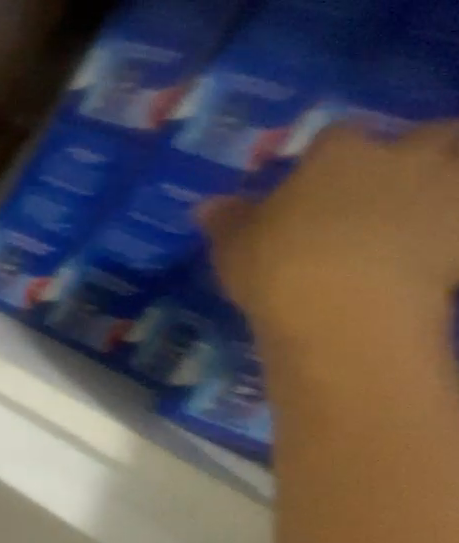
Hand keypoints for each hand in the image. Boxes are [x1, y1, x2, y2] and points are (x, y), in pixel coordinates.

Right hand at [200, 122, 458, 365]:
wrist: (347, 307)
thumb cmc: (278, 266)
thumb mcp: (232, 247)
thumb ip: (228, 220)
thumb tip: (209, 206)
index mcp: (339, 155)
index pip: (337, 134)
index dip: (327, 153)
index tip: (313, 178)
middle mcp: (401, 158)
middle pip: (428, 133)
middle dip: (414, 150)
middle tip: (390, 181)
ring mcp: (446, 190)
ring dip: (445, 180)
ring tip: (419, 209)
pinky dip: (452, 231)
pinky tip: (431, 250)